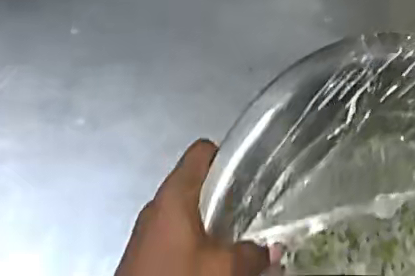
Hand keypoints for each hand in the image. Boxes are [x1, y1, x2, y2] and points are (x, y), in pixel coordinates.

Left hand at [117, 140, 272, 275]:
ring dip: (206, 223)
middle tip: (245, 215)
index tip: (245, 174)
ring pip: (184, 211)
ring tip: (229, 242)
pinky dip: (191, 241)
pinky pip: (171, 233)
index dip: (225, 157)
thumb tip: (271, 249)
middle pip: (195, 183)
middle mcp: (157, 203)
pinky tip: (205, 262)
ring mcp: (146, 228)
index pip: (201, 151)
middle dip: (221, 198)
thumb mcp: (221, 268)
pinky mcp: (142, 252)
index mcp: (174, 192)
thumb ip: (249, 254)